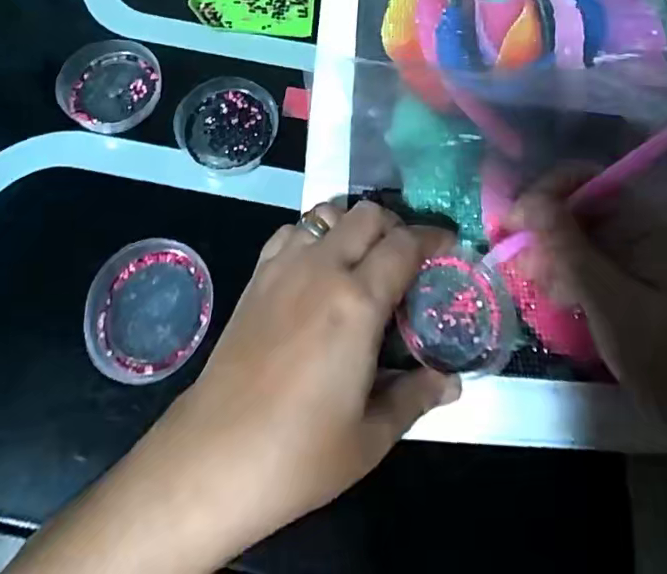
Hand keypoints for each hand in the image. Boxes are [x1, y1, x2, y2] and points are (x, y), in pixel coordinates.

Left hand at [131, 201, 459, 557]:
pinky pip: (291, 231)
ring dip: (353, 226)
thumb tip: (450, 380)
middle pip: (366, 215)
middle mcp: (320, 268)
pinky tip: (319, 270)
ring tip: (364, 262)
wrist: (215, 453)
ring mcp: (282, 267)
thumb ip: (416, 395)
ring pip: (326, 214)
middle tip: (409, 261)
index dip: (433, 238)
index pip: (404, 244)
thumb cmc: (300, 452)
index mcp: (357, 301)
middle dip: (396, 226)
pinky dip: (314, 235)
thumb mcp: (372, 435)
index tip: (449, 248)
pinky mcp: (256, 276)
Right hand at [500, 164, 666, 452]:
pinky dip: (565, 276)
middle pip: (573, 206)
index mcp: (647, 223)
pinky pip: (584, 261)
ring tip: (548, 294)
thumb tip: (526, 203)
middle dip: (543, 233)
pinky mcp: (629, 279)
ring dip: (550, 258)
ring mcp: (635, 255)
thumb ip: (570, 251)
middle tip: (528, 273)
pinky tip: (562, 302)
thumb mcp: (615, 307)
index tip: (512, 230)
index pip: (583, 178)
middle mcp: (640, 229)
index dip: (542, 194)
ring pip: (573, 235)